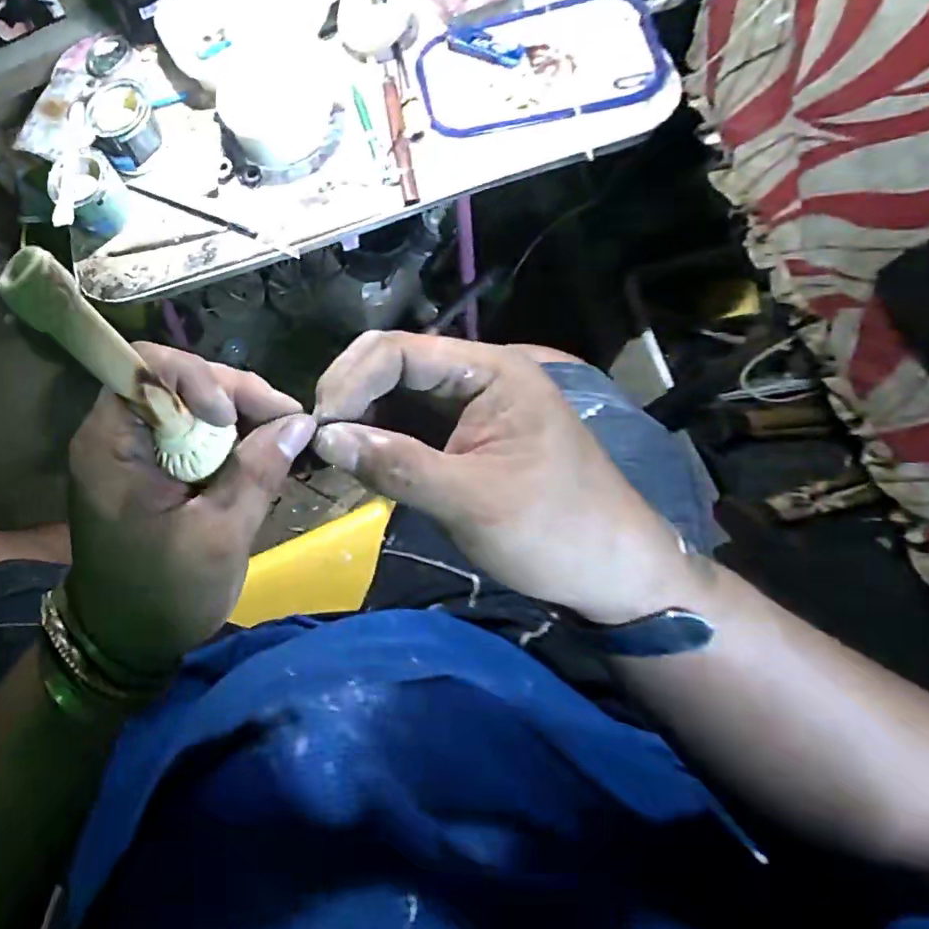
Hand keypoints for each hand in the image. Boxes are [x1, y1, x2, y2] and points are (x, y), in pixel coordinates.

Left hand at [66, 344, 316, 672]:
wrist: (121, 639)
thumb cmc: (164, 594)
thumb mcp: (219, 536)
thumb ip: (257, 472)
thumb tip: (299, 423)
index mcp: (108, 443)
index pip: (145, 366)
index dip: (197, 376)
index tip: (233, 417)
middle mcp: (108, 434)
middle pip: (169, 380)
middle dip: (229, 394)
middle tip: (283, 423)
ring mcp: (122, 450)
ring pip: (181, 404)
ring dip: (231, 416)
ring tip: (278, 439)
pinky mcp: (139, 467)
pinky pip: (181, 433)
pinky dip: (219, 439)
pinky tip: (254, 455)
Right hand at [311, 331, 688, 623]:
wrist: (610, 577)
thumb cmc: (555, 532)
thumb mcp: (472, 501)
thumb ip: (396, 465)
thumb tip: (322, 439)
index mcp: (490, 371)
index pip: (396, 350)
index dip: (348, 383)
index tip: (319, 431)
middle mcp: (469, 376)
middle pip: (382, 363)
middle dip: (343, 396)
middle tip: (318, 442)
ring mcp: (456, 406)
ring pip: (380, 393)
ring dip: (348, 419)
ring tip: (328, 458)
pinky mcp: (446, 436)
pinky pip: (389, 423)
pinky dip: (363, 439)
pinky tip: (351, 465)